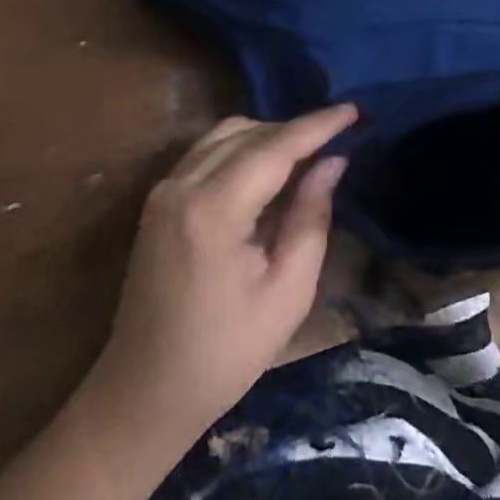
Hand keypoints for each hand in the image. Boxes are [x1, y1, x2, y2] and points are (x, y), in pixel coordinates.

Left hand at [96, 105, 356, 422]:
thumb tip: (333, 162)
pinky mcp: (157, 201)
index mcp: (214, 210)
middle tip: (336, 138)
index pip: (275, 147)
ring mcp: (163, 191)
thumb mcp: (288, 291)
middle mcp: (182, 186)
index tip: (353, 110)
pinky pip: (205, 153)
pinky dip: (240, 149)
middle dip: (294, 129)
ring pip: (223, 135)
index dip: (317, 125)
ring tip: (307, 153)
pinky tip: (267, 169)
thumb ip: (311, 216)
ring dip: (266, 135)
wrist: (146, 389)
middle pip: (247, 132)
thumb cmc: (228, 352)